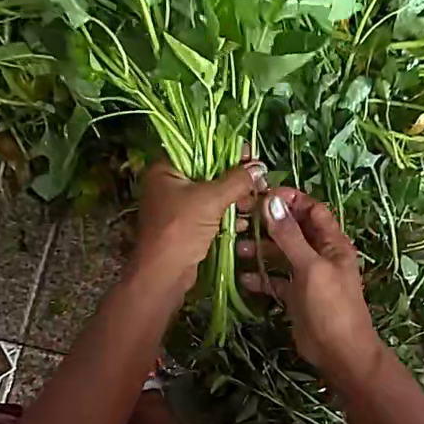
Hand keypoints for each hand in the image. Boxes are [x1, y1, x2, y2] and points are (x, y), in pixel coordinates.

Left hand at [131, 161, 259, 290]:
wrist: (163, 274)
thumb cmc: (180, 229)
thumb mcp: (211, 199)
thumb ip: (237, 181)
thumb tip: (259, 167)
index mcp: (166, 169)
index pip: (200, 149)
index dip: (228, 152)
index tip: (252, 156)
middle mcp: (169, 184)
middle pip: (209, 172)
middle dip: (236, 179)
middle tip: (260, 182)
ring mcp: (178, 206)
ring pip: (213, 195)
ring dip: (236, 199)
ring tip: (256, 202)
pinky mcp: (188, 226)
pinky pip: (212, 213)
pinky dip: (228, 215)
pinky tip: (246, 220)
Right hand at [237, 187, 386, 385]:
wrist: (339, 352)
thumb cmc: (331, 306)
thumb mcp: (311, 267)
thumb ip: (290, 236)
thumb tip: (272, 202)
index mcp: (332, 243)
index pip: (312, 210)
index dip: (290, 200)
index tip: (263, 196)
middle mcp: (320, 255)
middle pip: (294, 230)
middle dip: (270, 223)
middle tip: (242, 220)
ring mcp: (307, 276)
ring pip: (281, 254)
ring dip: (261, 250)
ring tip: (239, 249)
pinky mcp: (295, 295)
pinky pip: (275, 280)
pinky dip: (261, 278)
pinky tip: (244, 278)